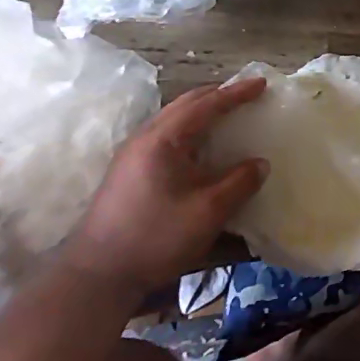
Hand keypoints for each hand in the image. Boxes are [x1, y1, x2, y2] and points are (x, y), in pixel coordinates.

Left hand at [64, 79, 268, 292]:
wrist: (96, 277)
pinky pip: (165, 134)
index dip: (236, 93)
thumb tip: (260, 163)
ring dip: (202, 111)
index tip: (262, 83)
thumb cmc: (155, 237)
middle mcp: (144, 139)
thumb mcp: (209, 211)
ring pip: (172, 118)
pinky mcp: (128, 172)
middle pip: (184, 104)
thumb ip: (240, 182)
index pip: (206, 105)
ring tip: (228, 114)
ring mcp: (131, 155)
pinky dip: (190, 128)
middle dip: (217, 95)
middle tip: (247, 94)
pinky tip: (202, 146)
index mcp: (163, 140)